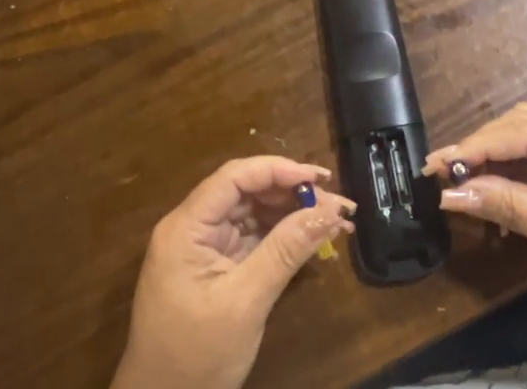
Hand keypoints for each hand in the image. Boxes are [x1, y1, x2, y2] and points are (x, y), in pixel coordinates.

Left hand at [112, 157, 354, 388]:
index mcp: (186, 227)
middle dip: (293, 193)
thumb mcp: (245, 302)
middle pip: (246, 192)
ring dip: (293, 214)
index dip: (279, 170)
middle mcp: (192, 228)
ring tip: (337, 220)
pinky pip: (252, 239)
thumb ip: (286, 251)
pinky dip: (283, 237)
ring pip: (253, 214)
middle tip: (340, 205)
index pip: (235, 177)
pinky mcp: (216, 268)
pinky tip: (313, 240)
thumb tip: (330, 210)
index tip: (321, 179)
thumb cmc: (196, 355)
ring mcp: (204, 249)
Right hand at [422, 104, 526, 315]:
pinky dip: (510, 168)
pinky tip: (490, 189)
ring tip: (457, 181)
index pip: (519, 133)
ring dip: (490, 156)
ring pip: (522, 133)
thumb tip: (451, 194)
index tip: (433, 166)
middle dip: (477, 149)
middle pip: (517, 125)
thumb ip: (510, 205)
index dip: (472, 148)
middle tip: (437, 175)